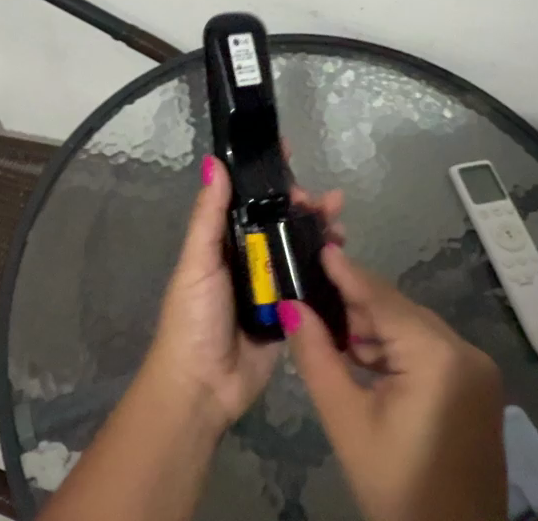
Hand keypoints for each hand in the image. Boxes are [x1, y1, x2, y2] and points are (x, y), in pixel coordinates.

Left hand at [142, 153, 343, 429]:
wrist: (204, 387)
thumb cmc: (194, 318)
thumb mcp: (198, 262)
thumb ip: (208, 216)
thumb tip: (215, 162)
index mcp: (222, 243)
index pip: (246, 200)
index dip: (265, 176)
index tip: (288, 150)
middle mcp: (248, 259)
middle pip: (280, 222)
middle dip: (304, 205)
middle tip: (325, 199)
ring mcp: (271, 287)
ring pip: (300, 248)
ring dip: (321, 231)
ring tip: (339, 220)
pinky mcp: (292, 314)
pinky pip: (312, 284)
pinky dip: (328, 267)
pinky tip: (344, 253)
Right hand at [283, 247, 506, 520]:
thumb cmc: (396, 486)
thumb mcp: (347, 421)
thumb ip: (317, 357)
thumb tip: (290, 306)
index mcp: (438, 355)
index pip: (382, 298)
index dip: (346, 271)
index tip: (317, 244)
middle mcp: (466, 351)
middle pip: (399, 312)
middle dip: (355, 305)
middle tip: (310, 294)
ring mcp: (478, 371)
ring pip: (414, 332)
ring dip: (374, 331)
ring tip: (328, 330)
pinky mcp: (479, 390)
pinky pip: (430, 353)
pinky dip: (397, 352)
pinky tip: (363, 359)